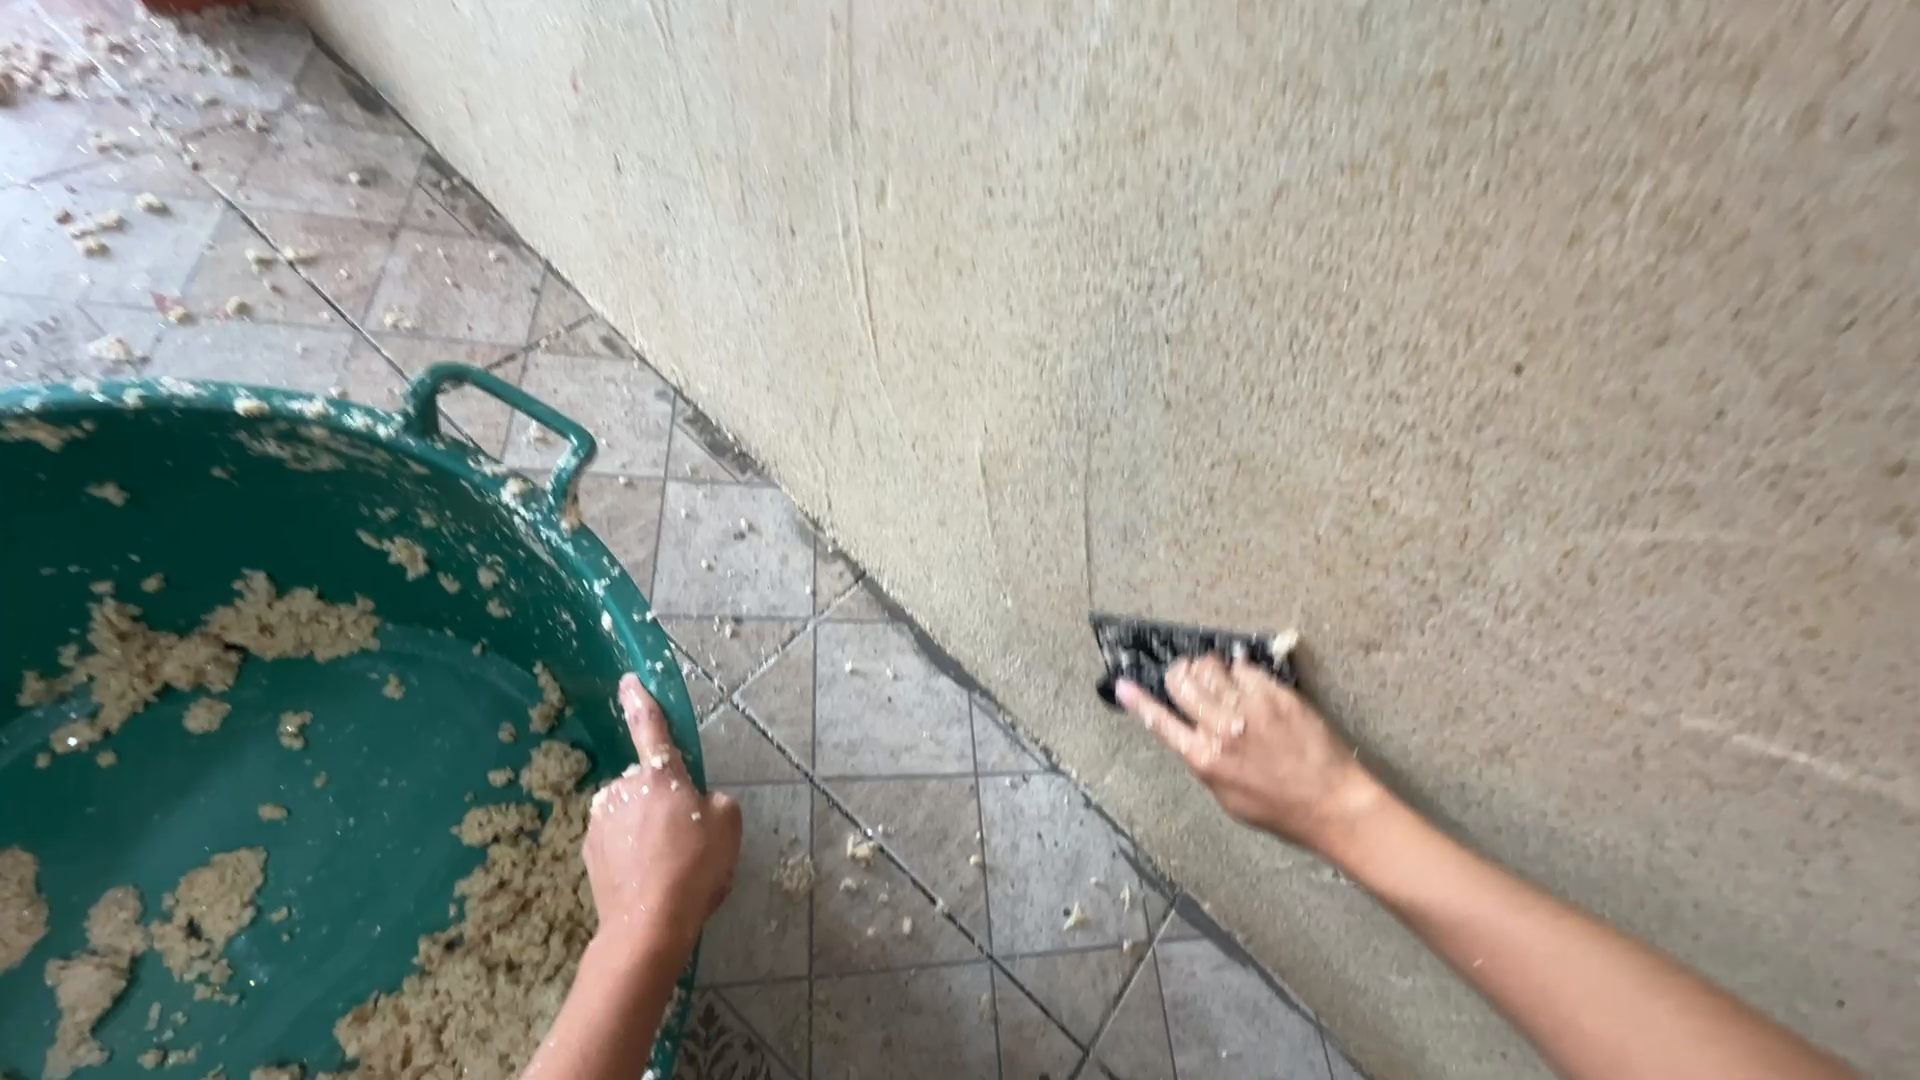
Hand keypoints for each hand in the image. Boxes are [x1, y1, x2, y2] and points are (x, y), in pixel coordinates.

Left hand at [582, 673, 742, 964]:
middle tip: (685, 833)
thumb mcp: (729, 824)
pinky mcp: (588, 851)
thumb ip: (714, 800)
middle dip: (663, 797)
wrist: (648, 926)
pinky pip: (617, 837)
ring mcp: (601, 820)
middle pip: (647, 781)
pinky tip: (648, 875)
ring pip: (630, 809)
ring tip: (668, 861)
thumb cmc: (695, 867)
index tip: (629, 679)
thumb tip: (697, 802)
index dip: (642, 699)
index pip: (650, 726)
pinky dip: (631, 849)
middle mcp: (623, 789)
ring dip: (645, 824)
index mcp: (660, 775)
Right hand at [1115, 654, 1382, 856]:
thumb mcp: (1226, 795)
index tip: (1123, 685)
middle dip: (1180, 675)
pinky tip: (1246, 684)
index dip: (1138, 701)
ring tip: (1217, 677)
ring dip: (1207, 668)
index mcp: (1205, 760)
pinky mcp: (1276, 696)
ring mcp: (1250, 709)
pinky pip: (1244, 668)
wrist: (1333, 803)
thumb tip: (1189, 732)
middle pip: (1182, 682)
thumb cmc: (1281, 807)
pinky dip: (1240, 671)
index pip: (1160, 721)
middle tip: (1188, 677)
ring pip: (1209, 668)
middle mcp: (1223, 731)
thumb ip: (1203, 759)